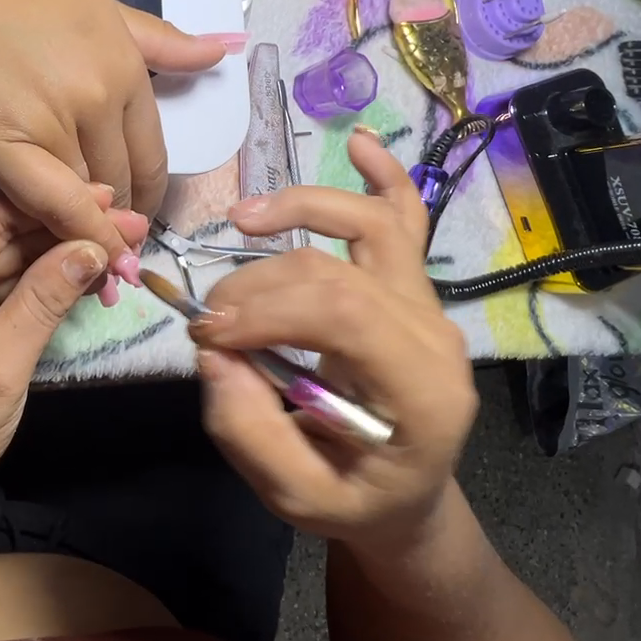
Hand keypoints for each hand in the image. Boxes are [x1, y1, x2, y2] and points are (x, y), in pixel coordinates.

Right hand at [0, 0, 235, 264]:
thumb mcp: (97, 0)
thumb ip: (157, 40)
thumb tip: (223, 50)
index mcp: (123, 67)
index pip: (151, 154)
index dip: (148, 194)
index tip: (139, 216)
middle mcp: (96, 99)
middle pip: (120, 182)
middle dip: (120, 216)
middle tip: (109, 241)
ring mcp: (48, 123)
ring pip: (83, 198)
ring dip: (88, 226)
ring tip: (86, 254)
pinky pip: (45, 204)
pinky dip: (67, 234)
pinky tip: (72, 254)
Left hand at [0, 188, 147, 522]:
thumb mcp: (0, 365)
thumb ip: (45, 299)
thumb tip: (94, 247)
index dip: (53, 205)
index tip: (109, 202)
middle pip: (6, 230)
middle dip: (70, 230)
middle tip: (134, 227)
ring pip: (14, 253)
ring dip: (67, 255)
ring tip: (127, 249)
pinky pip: (10, 280)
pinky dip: (51, 281)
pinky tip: (94, 276)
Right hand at [194, 130, 477, 547]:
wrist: (407, 495)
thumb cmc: (355, 498)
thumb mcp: (296, 499)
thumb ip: (252, 435)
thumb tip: (214, 353)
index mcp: (422, 390)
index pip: (342, 313)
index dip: (266, 309)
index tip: (207, 333)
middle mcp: (433, 333)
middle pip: (336, 270)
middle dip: (256, 286)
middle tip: (208, 322)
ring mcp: (426, 303)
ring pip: (368, 225)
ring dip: (299, 211)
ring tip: (242, 220)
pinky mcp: (409, 287)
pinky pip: (405, 219)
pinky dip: (382, 177)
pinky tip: (360, 141)